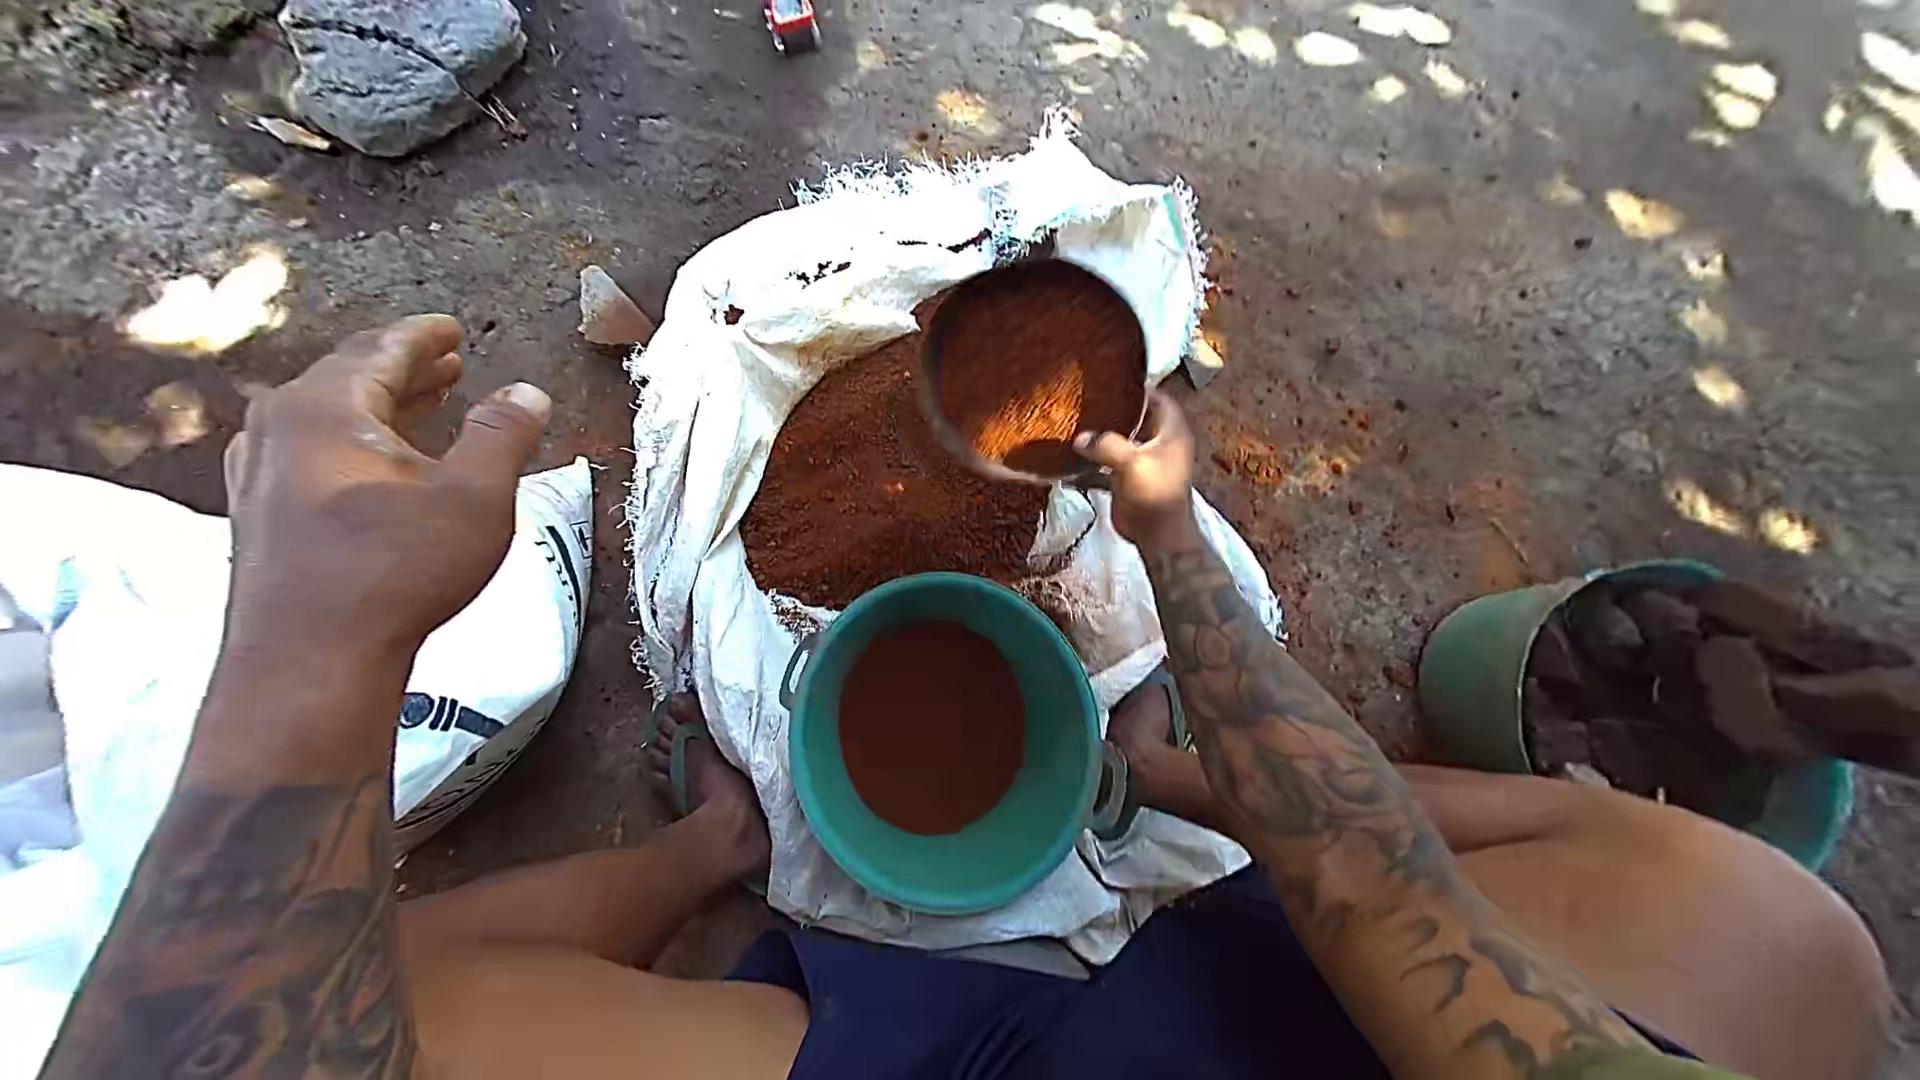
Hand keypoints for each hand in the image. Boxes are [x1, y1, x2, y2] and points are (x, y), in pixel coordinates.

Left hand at [222, 315, 551, 664]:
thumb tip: (528, 391)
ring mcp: (263, 478)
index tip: (449, 327)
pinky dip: (366, 443)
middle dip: (408, 370)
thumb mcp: (475, 493)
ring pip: (334, 422)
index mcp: (323, 413)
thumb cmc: (399, 567)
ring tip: (431, 404)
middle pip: (350, 382)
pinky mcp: (268, 518)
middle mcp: (279, 433)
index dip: (422, 337)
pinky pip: (322, 456)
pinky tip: (389, 464)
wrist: (314, 658)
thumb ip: (504, 434)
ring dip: (389, 407)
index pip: (378, 352)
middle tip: (450, 362)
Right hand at [1073, 390, 1201, 552]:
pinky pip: (1108, 465)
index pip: (1158, 398)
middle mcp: (1159, 443)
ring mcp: (1144, 462)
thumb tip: (1079, 438)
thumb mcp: (1131, 463)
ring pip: (1121, 441)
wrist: (1158, 535)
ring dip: (1101, 436)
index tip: (1111, 379)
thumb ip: (1105, 445)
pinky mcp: (1129, 479)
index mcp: (1171, 431)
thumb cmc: (1154, 493)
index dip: (1138, 387)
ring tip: (1076, 422)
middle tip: (1086, 399)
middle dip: (1114, 409)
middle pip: (1137, 418)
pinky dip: (1093, 462)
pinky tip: (1072, 457)